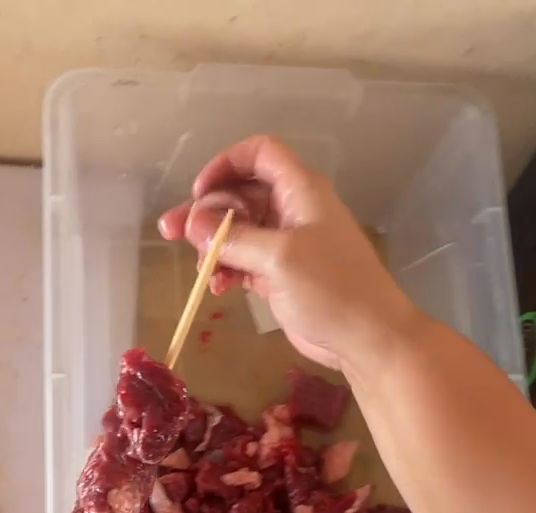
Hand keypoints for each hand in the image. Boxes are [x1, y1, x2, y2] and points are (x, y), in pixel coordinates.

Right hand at [157, 134, 431, 372]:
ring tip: (197, 268)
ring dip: (212, 246)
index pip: (259, 154)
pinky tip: (217, 287)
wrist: (365, 335)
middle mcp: (291, 210)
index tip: (198, 192)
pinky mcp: (279, 275)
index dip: (226, 164)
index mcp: (299, 190)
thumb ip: (234, 238)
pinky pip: (243, 262)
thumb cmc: (331, 287)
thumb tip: (192, 223)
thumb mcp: (279, 257)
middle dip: (205, 212)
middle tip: (170, 232)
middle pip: (239, 196)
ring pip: (237, 232)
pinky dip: (227, 270)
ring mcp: (284, 244)